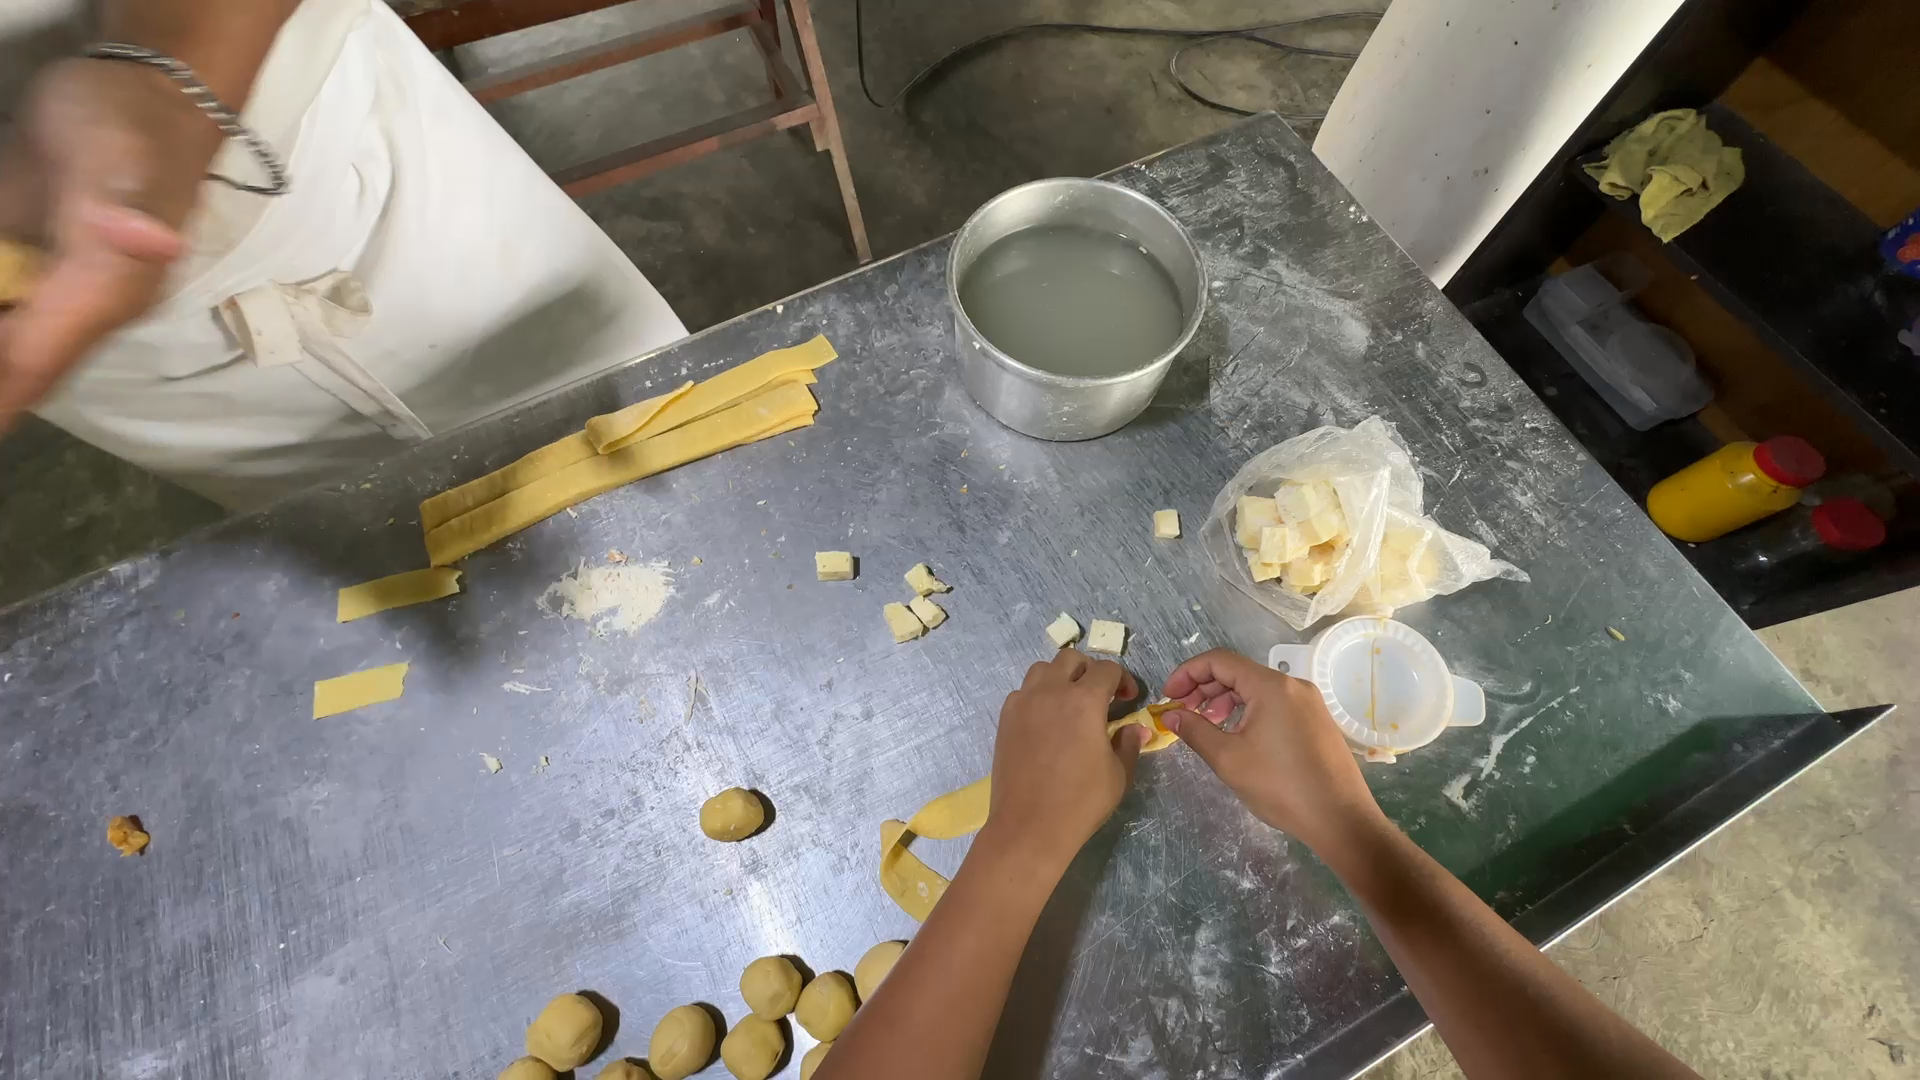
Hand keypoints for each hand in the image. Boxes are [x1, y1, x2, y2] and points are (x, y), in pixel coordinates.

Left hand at [0, 58, 220, 430]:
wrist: (146, 104)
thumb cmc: (131, 129)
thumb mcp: (122, 162)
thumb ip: (129, 207)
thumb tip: (148, 243)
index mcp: (106, 292)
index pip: (40, 359)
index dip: (7, 397)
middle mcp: (91, 306)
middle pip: (29, 366)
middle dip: (9, 391)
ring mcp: (71, 293)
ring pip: (24, 348)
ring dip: (13, 369)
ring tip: (5, 398)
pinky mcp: (52, 275)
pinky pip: (19, 318)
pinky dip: (14, 348)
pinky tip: (10, 319)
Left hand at [979, 648, 1147, 872]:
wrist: (1029, 825)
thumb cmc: (1081, 802)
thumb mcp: (1118, 774)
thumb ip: (1128, 743)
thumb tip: (1136, 728)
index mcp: (1084, 700)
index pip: (1107, 669)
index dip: (1123, 679)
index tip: (1128, 699)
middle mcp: (1051, 691)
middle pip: (1071, 659)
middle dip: (1090, 670)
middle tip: (1100, 696)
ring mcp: (1024, 701)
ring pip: (1042, 669)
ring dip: (1060, 677)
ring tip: (1070, 702)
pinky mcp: (1006, 717)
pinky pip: (1023, 691)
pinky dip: (1038, 694)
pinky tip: (1046, 720)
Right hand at [1162, 648, 1382, 852]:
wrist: (1343, 822)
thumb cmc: (1282, 787)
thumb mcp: (1228, 759)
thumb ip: (1195, 730)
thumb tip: (1170, 715)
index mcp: (1270, 686)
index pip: (1218, 661)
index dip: (1187, 673)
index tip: (1168, 696)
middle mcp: (1292, 685)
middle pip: (1237, 672)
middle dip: (1203, 688)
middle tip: (1182, 712)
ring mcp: (1308, 702)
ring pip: (1255, 688)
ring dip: (1224, 701)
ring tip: (1206, 725)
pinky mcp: (1316, 721)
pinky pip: (1273, 703)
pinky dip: (1247, 711)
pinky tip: (1237, 736)